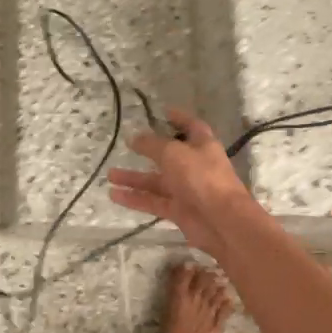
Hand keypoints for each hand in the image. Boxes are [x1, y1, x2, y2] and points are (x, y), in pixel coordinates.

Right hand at [107, 109, 257, 253]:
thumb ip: (151, 144)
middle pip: (168, 156)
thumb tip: (133, 137)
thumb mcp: (173, 153)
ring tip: (109, 175)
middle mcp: (195, 166)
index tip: (162, 112)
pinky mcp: (179, 211)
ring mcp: (187, 190)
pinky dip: (135, 198)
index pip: (191, 126)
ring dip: (134, 178)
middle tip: (126, 146)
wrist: (222, 221)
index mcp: (202, 146)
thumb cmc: (201, 177)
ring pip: (156, 181)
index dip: (179, 118)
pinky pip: (153, 201)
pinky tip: (114, 195)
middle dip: (147, 151)